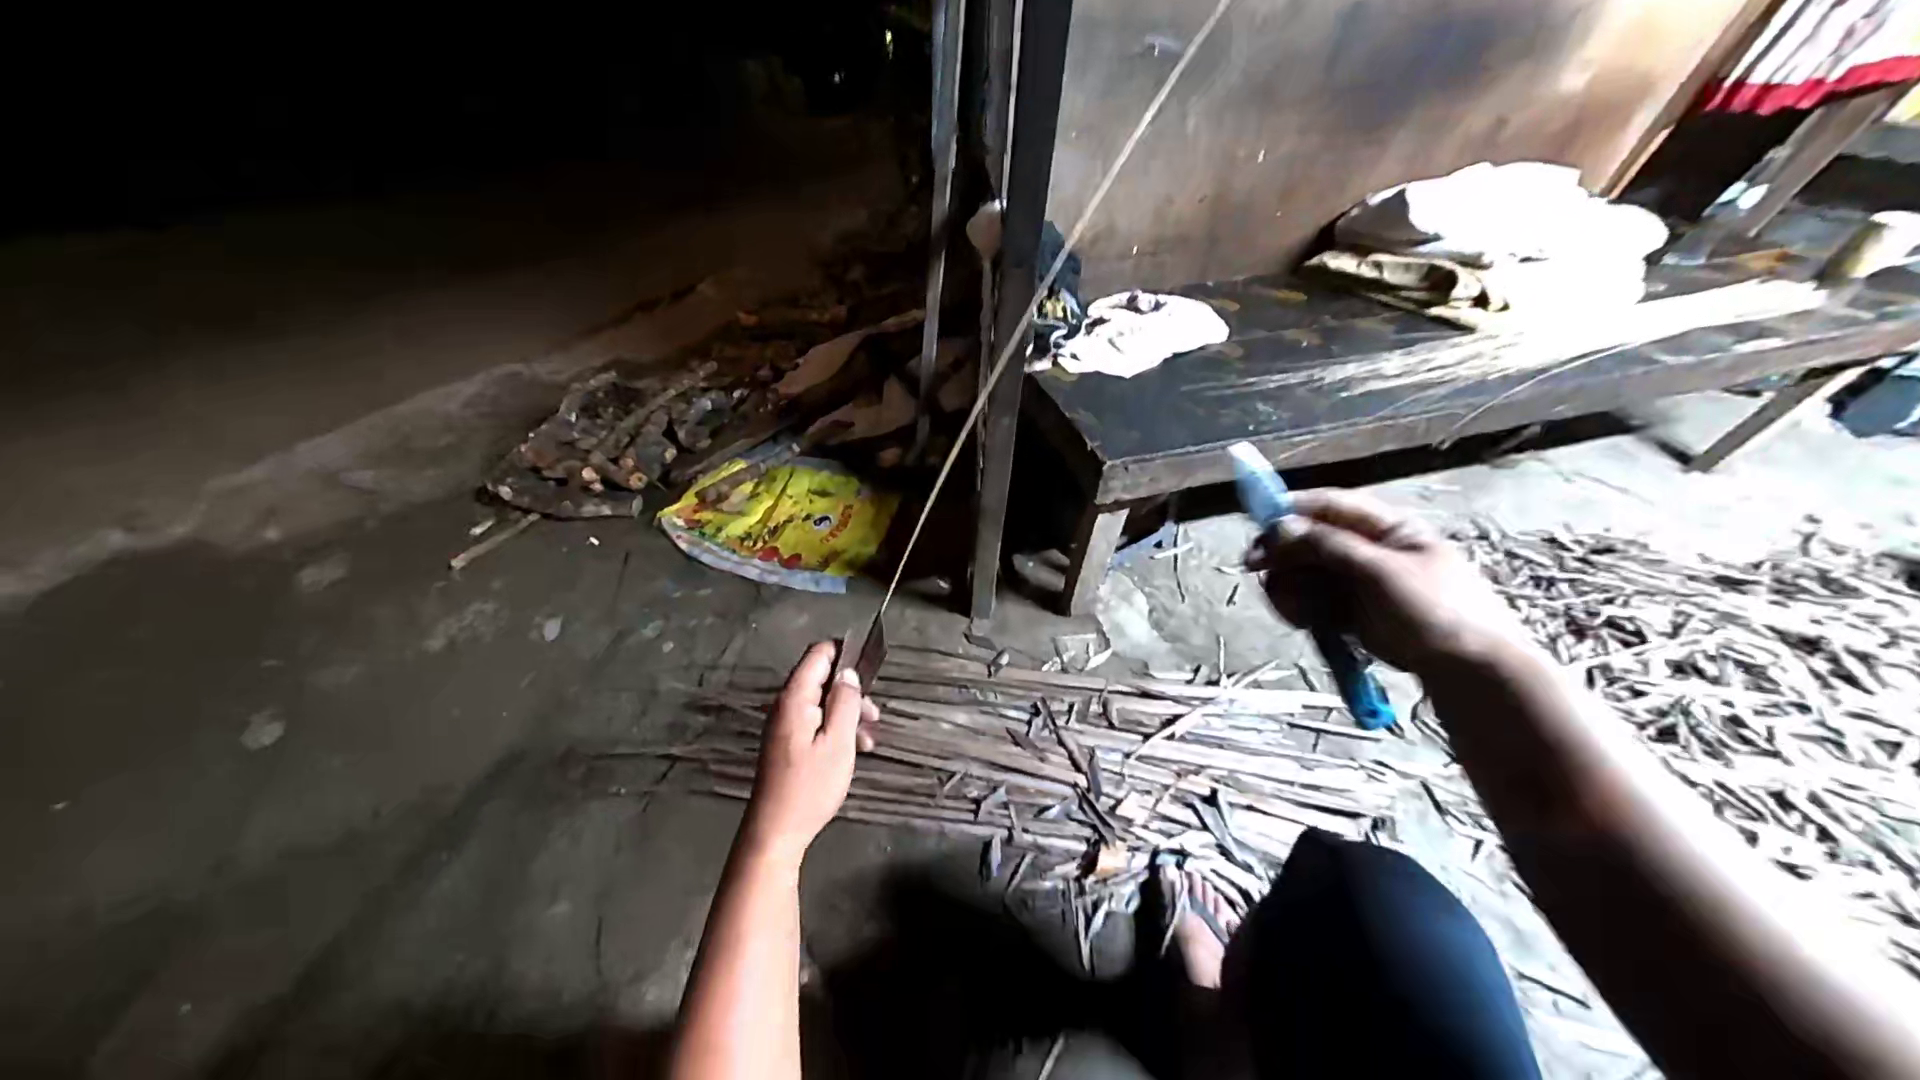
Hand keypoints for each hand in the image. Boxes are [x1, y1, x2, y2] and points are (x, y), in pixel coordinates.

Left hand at [741, 641, 878, 867]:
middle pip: (822, 678)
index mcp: (795, 698)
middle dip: (851, 690)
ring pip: (822, 702)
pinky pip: (816, 721)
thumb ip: (845, 702)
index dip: (845, 652)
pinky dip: (836, 728)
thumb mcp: (838, 742)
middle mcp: (785, 705)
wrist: (776, 831)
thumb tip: (849, 674)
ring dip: (847, 713)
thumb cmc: (810, 786)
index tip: (870, 665)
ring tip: (868, 739)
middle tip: (874, 714)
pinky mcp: (787, 742)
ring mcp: (784, 724)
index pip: (818, 654)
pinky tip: (853, 749)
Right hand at [1246, 489, 1529, 672]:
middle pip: (1306, 539)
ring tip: (1295, 609)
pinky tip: (1304, 621)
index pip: (1328, 506)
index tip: (1258, 524)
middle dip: (1280, 554)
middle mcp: (1365, 549)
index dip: (1290, 510)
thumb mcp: (1381, 571)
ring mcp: (1354, 581)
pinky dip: (1299, 608)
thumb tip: (1280, 525)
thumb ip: (1328, 545)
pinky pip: (1309, 600)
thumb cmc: (1436, 609)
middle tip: (1254, 567)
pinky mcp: (1347, 610)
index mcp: (1384, 527)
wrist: (1468, 668)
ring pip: (1302, 572)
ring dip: (1288, 587)